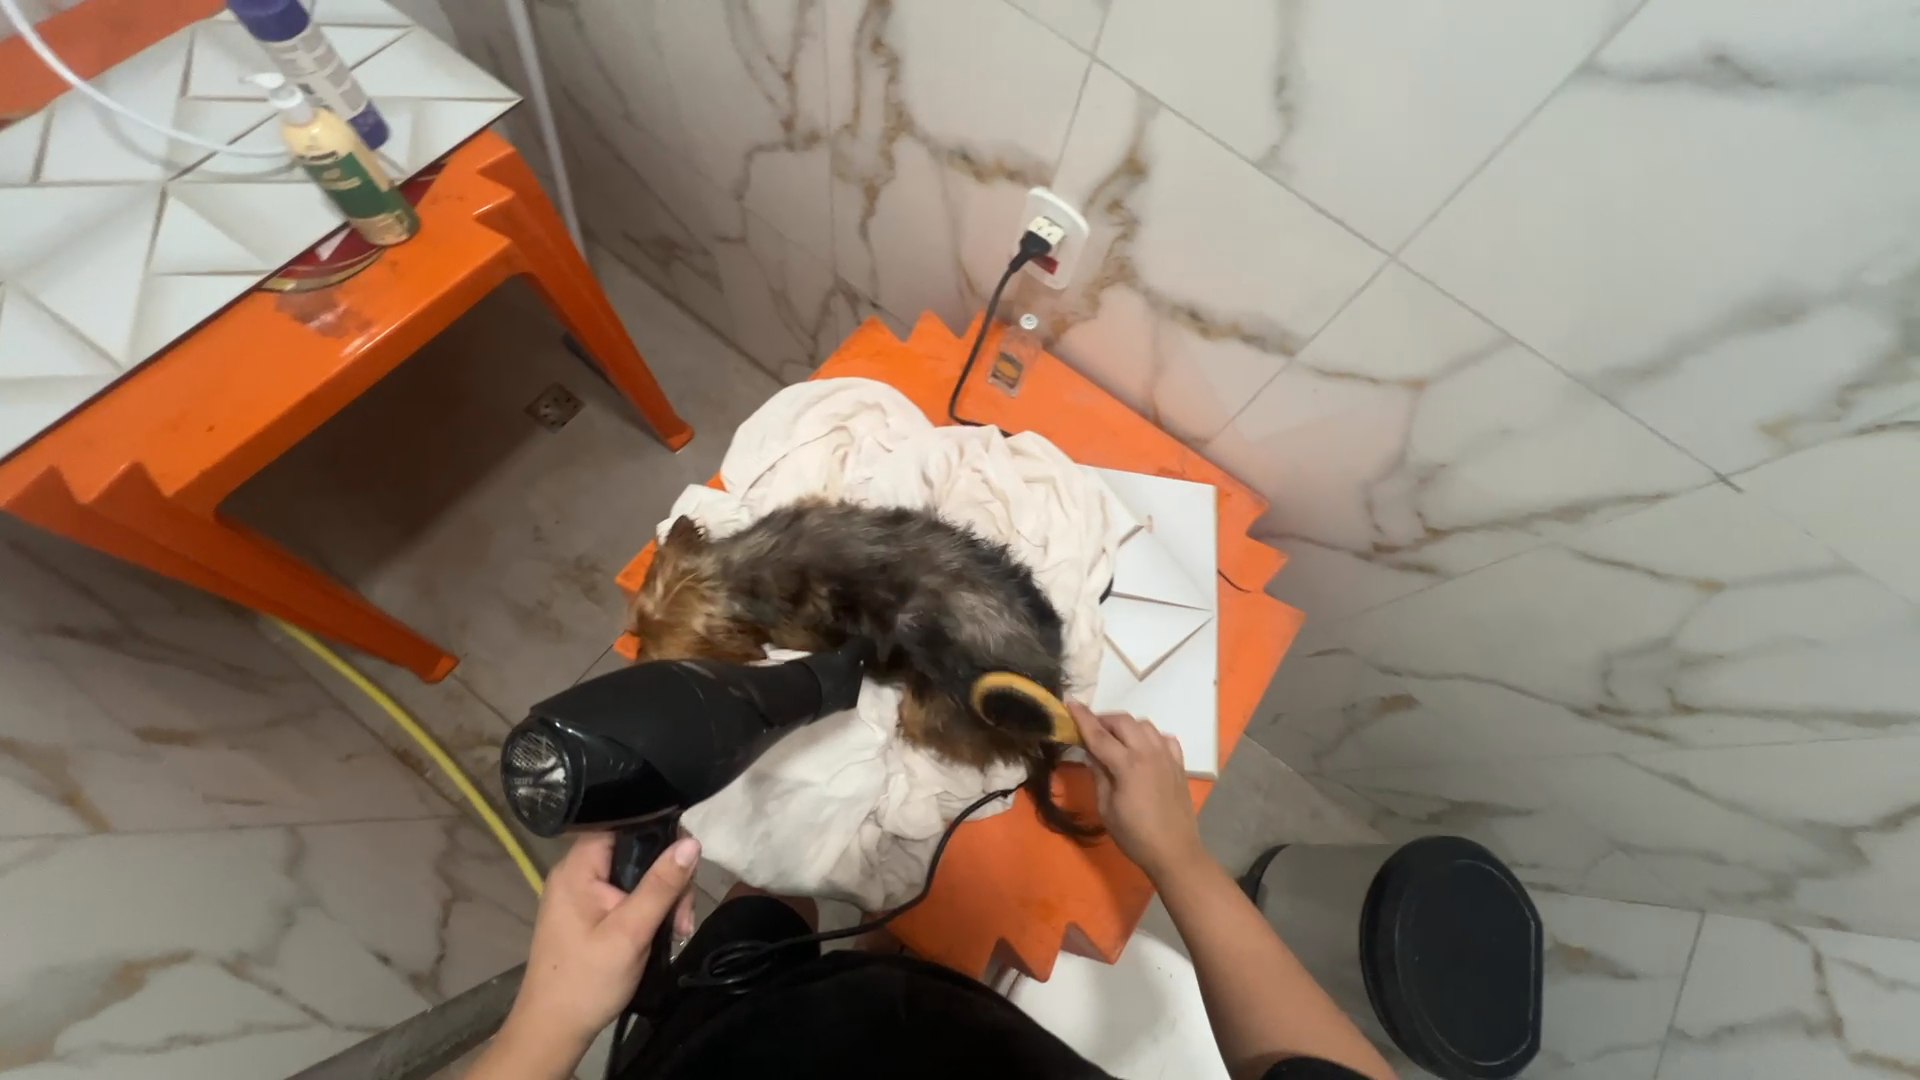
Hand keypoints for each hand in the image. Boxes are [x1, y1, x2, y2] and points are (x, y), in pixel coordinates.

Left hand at [504, 832, 700, 1052]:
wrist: (553, 1035)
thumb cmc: (586, 981)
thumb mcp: (631, 932)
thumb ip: (662, 885)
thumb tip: (693, 841)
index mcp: (578, 867)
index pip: (622, 820)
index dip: (658, 826)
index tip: (685, 852)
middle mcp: (578, 871)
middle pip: (637, 848)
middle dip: (668, 875)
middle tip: (683, 911)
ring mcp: (584, 892)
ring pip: (639, 871)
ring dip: (665, 896)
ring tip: (678, 928)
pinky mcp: (592, 910)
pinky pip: (631, 891)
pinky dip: (651, 907)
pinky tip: (666, 930)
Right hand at [1074, 704, 1205, 879]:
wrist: (1175, 853)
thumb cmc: (1135, 835)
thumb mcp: (1106, 808)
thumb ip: (1099, 774)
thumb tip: (1090, 752)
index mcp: (1127, 765)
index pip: (1099, 734)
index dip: (1082, 718)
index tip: (1070, 703)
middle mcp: (1148, 753)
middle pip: (1123, 721)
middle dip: (1104, 719)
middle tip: (1091, 730)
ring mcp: (1166, 756)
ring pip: (1144, 724)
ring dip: (1126, 726)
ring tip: (1116, 739)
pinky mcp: (1179, 764)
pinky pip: (1164, 737)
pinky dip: (1150, 736)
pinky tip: (1143, 749)